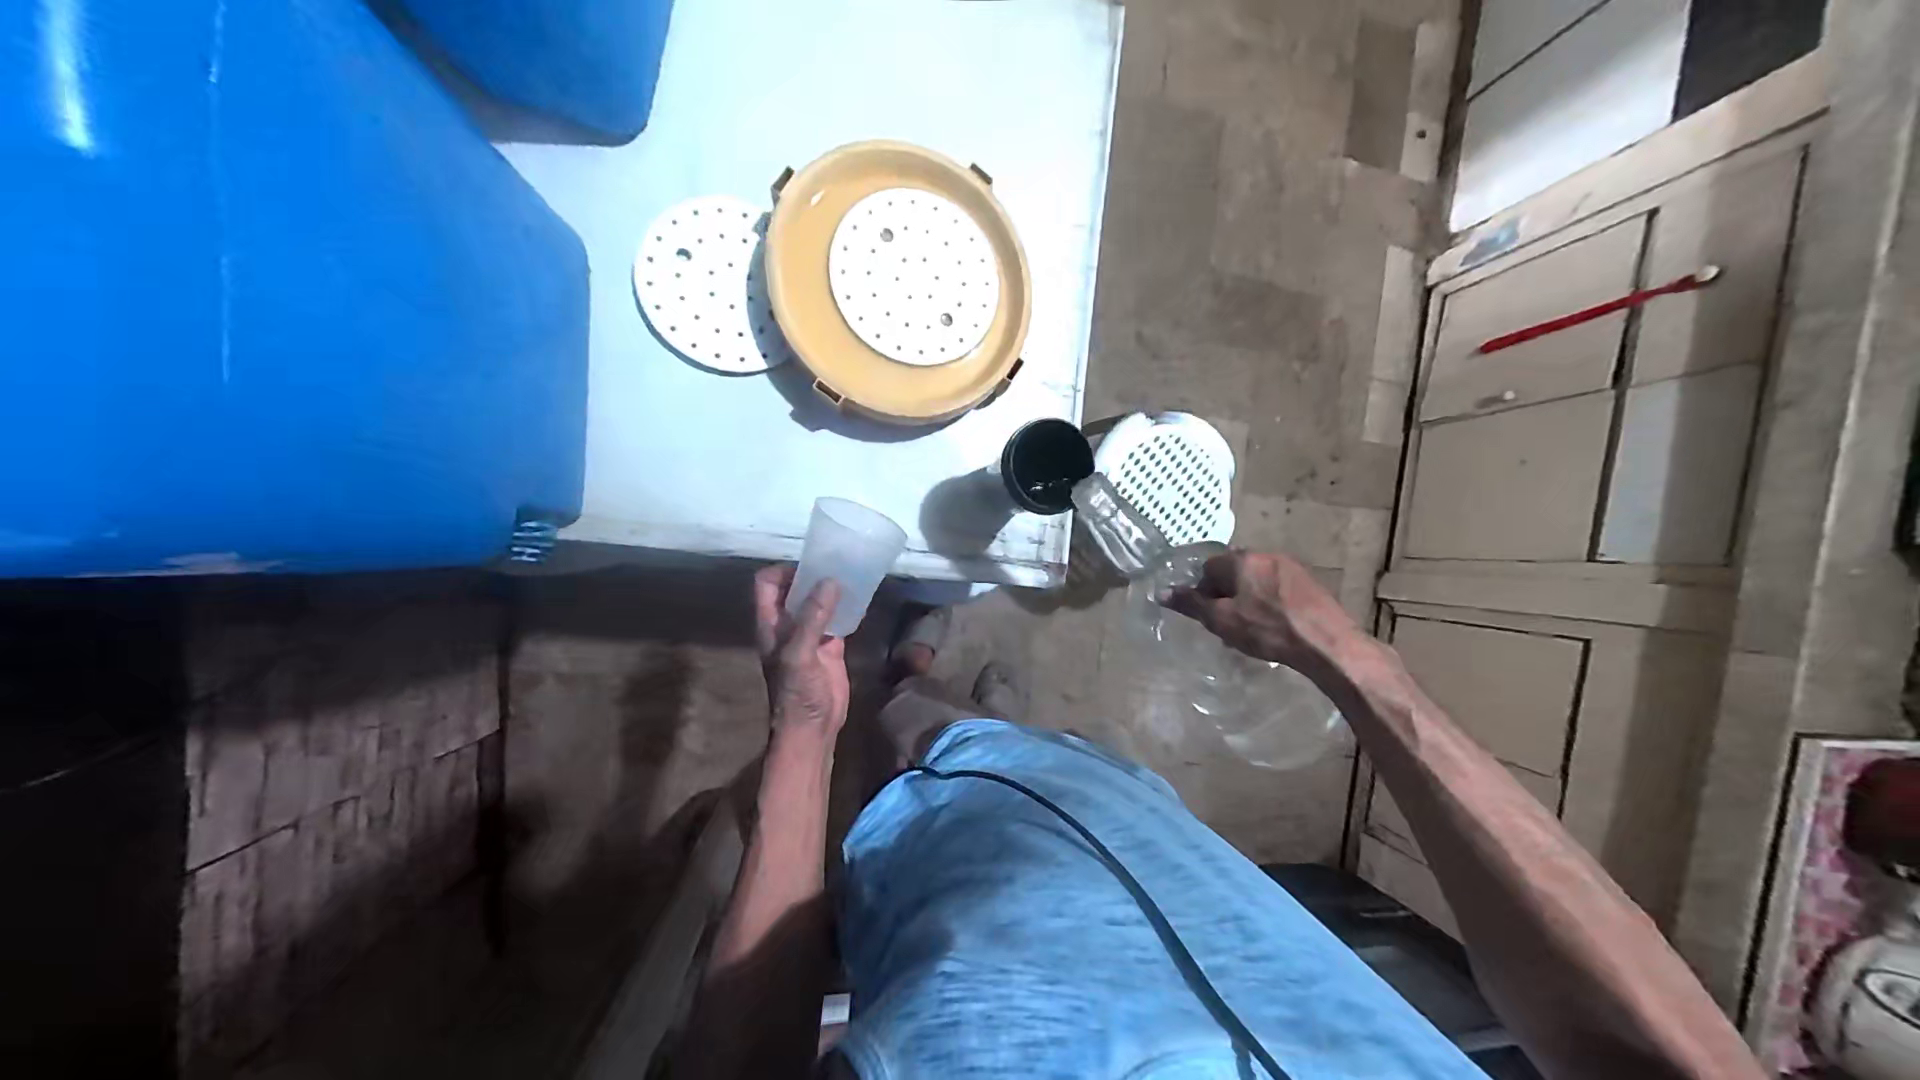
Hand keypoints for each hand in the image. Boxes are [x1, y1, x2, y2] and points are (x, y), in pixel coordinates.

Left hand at [753, 565, 850, 736]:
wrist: (813, 727)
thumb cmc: (797, 692)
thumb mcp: (800, 653)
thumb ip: (813, 618)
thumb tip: (830, 581)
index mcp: (772, 623)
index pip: (767, 584)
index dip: (782, 571)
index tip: (810, 566)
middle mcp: (789, 624)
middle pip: (795, 588)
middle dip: (812, 574)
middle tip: (837, 563)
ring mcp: (811, 634)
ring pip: (818, 601)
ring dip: (832, 588)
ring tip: (852, 574)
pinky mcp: (831, 646)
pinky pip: (838, 618)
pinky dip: (848, 606)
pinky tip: (862, 598)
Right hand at [1163, 550, 1359, 670]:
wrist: (1327, 644)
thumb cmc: (1268, 629)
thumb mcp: (1221, 620)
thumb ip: (1191, 604)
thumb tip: (1161, 592)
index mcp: (1242, 559)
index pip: (1208, 568)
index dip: (1203, 592)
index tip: (1210, 615)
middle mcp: (1266, 555)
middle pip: (1233, 572)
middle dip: (1226, 594)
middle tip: (1228, 623)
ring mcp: (1291, 567)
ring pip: (1256, 580)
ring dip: (1248, 599)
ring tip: (1252, 627)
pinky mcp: (1310, 583)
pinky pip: (1277, 588)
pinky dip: (1270, 603)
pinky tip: (1274, 626)